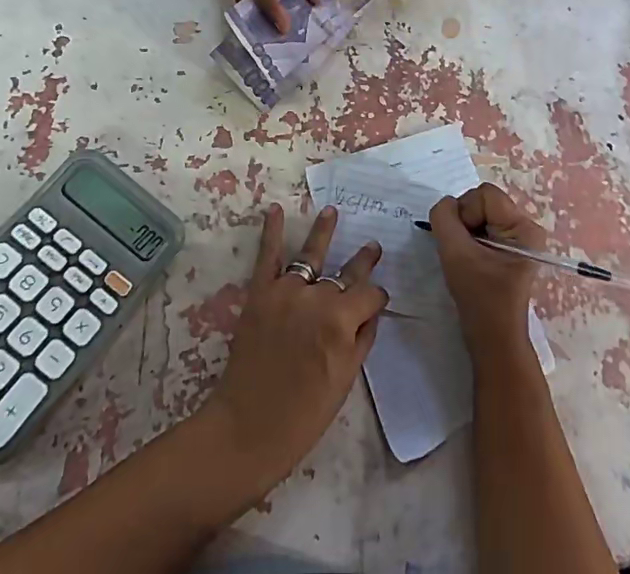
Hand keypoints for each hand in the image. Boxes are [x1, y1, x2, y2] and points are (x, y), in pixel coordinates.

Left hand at [201, 206, 386, 484]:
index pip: (369, 295)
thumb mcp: (347, 378)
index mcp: (342, 320)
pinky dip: (271, 231)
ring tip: (332, 211)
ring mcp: (284, 291)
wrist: (251, 420)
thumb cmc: (307, 410)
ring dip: (322, 232)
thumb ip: (360, 341)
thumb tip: (370, 313)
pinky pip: (267, 256)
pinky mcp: (259, 292)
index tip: (378, 304)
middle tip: (374, 245)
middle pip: (343, 273)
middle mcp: (315, 297)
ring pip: (309, 255)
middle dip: (362, 261)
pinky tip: (275, 210)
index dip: (377, 300)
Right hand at [426, 183, 541, 346]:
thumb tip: (446, 204)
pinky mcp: (506, 246)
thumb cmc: (478, 294)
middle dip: (464, 220)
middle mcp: (525, 227)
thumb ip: (444, 217)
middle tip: (463, 249)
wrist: (492, 333)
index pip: (484, 194)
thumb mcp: (454, 251)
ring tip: (465, 255)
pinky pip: (479, 225)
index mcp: (524, 227)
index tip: (465, 241)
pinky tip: (468, 257)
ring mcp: (516, 237)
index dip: (466, 212)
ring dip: (463, 230)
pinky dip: (466, 237)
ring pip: (477, 212)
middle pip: (481, 200)